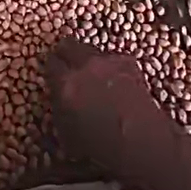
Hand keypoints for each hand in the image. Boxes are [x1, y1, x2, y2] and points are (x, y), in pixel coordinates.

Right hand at [46, 40, 190, 189]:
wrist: (139, 137)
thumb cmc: (100, 144)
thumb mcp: (67, 133)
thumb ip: (59, 108)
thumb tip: (59, 97)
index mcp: (65, 83)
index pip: (51, 63)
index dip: (51, 66)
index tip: (51, 69)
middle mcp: (85, 65)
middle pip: (69, 45)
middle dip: (65, 51)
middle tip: (65, 59)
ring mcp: (107, 60)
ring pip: (91, 50)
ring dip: (88, 58)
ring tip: (92, 73)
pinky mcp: (127, 60)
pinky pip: (112, 58)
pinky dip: (110, 65)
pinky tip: (114, 79)